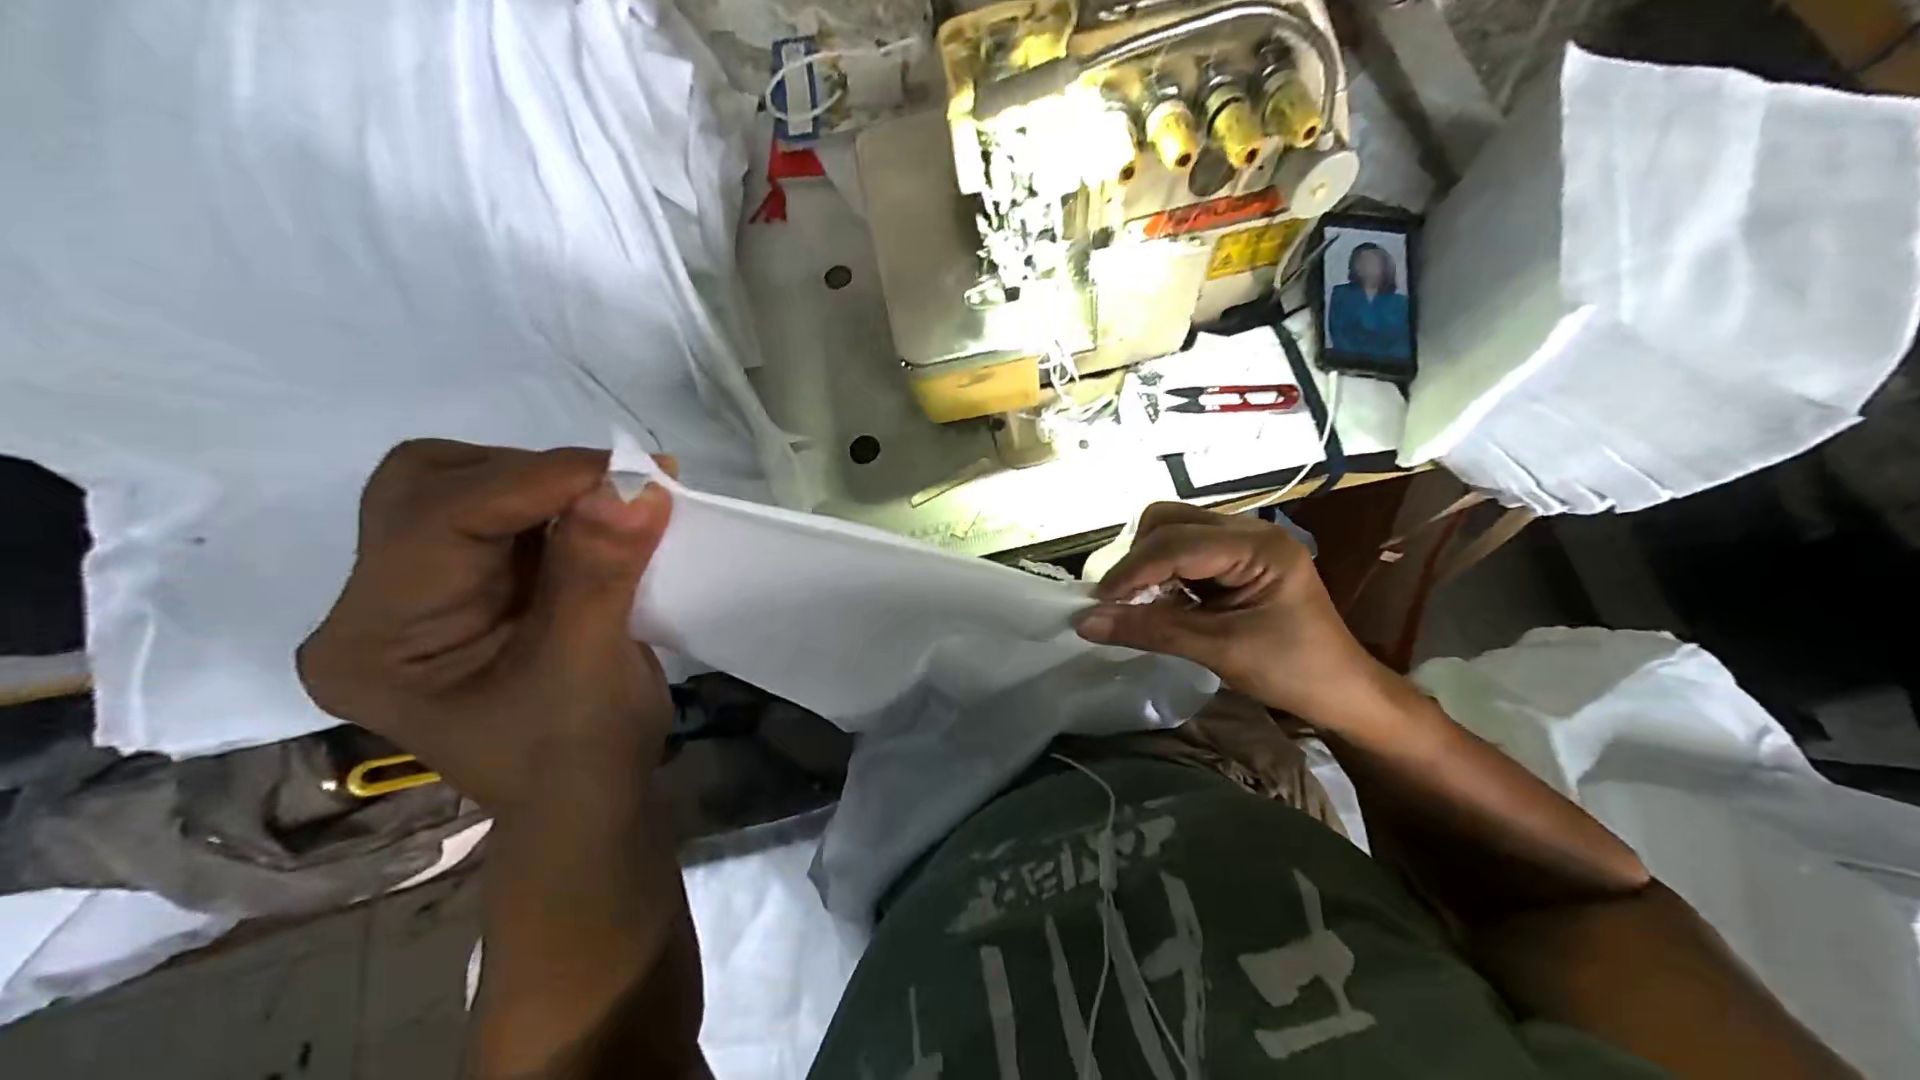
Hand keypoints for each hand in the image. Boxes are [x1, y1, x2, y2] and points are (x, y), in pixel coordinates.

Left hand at [297, 439, 672, 812]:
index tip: (631, 470)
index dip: (535, 481)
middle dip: (528, 476)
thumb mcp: (590, 663)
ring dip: (550, 485)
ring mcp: (420, 593)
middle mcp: (376, 606)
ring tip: (621, 502)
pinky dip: (561, 502)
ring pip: (466, 486)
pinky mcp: (467, 585)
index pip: (437, 522)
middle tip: (615, 487)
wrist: (589, 799)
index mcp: (375, 641)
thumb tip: (635, 480)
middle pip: (429, 486)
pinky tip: (606, 515)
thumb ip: (600, 568)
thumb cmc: (580, 755)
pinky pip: (504, 512)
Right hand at [1073, 502, 1387, 724]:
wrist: (1342, 690)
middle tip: (1119, 601)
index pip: (1177, 543)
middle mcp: (1250, 531)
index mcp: (1259, 547)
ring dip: (1148, 562)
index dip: (1131, 570)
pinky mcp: (1236, 557)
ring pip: (1173, 530)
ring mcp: (1244, 541)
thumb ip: (1151, 630)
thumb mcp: (1219, 650)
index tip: (1097, 602)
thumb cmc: (1292, 671)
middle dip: (1138, 558)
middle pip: (1170, 521)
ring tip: (1137, 602)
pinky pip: (1184, 549)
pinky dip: (1162, 571)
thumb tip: (1086, 622)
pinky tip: (1160, 600)